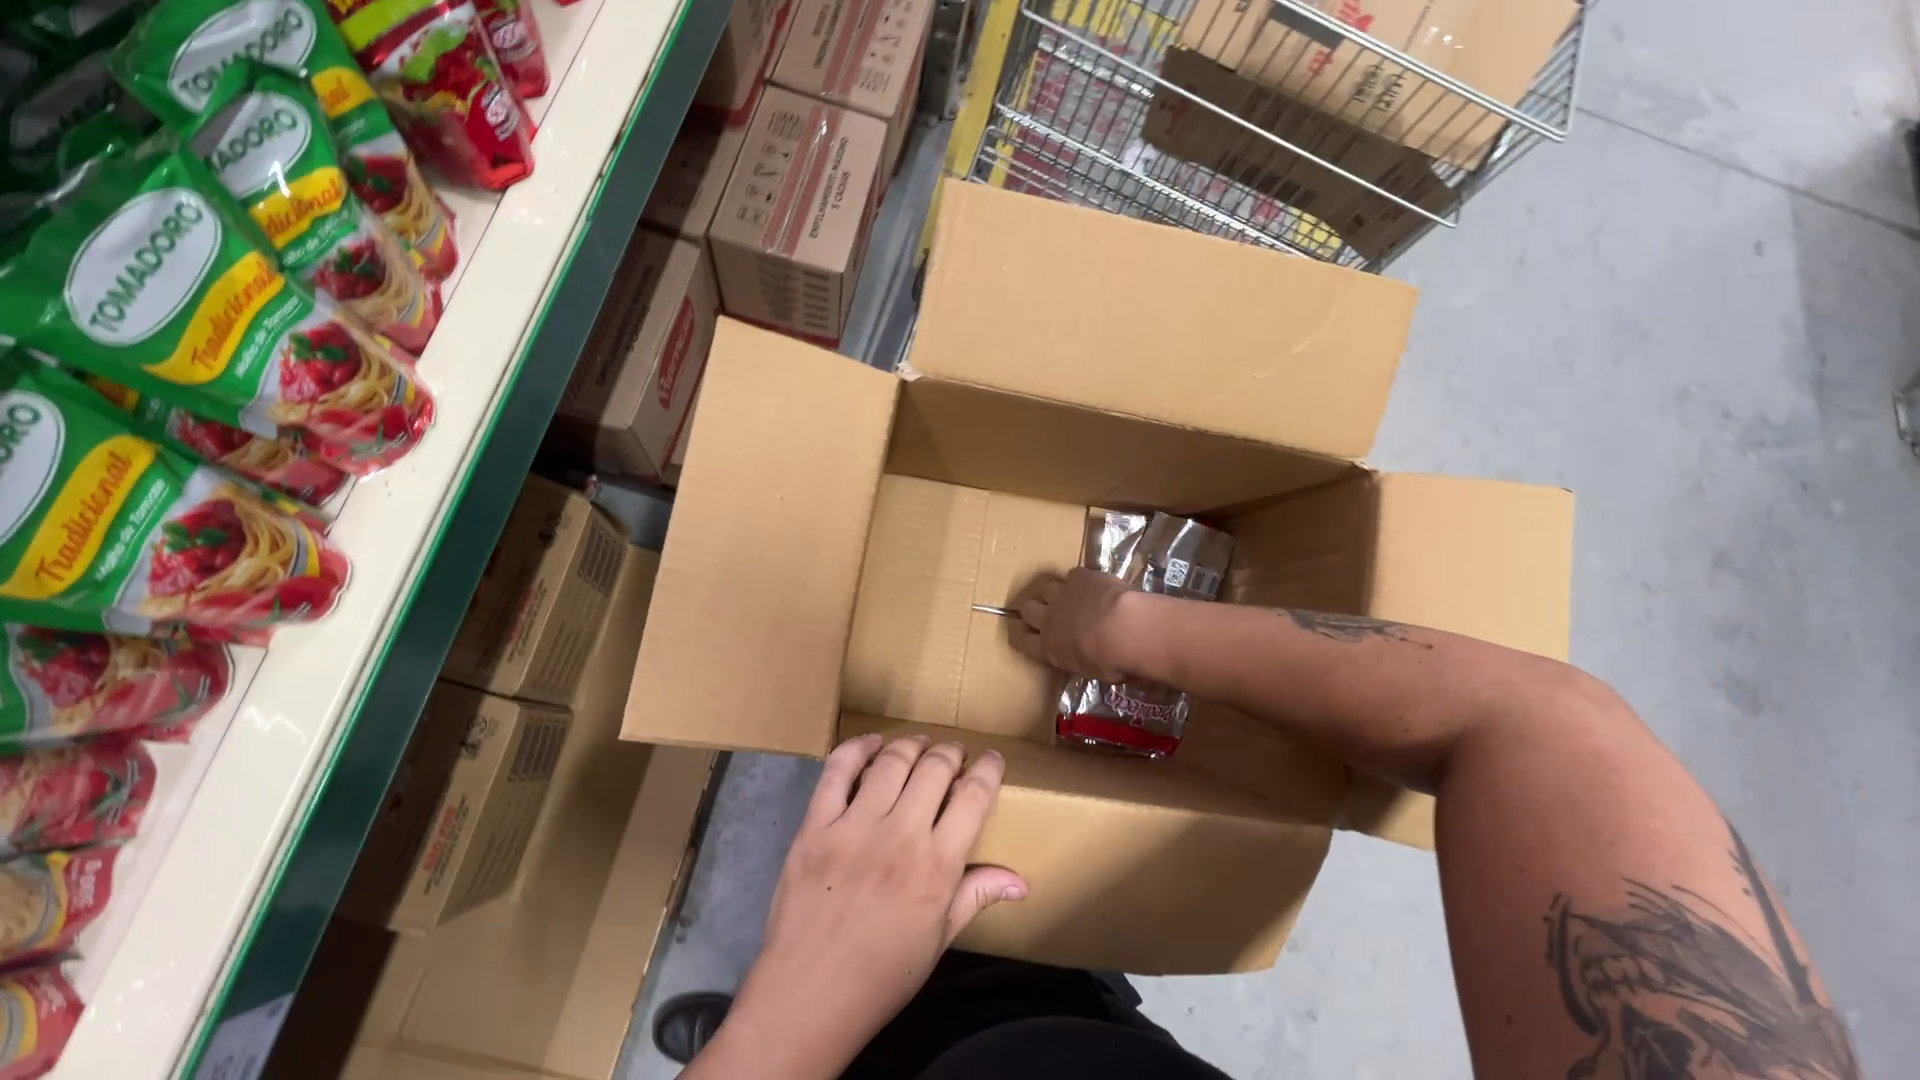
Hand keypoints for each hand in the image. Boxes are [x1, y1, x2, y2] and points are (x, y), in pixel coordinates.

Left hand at [693, 734, 1025, 1079]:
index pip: (973, 797)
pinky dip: (857, 748)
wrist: (808, 996)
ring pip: (891, 762)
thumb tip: (1021, 880)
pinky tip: (871, 744)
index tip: (993, 761)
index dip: (988, 770)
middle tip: (955, 754)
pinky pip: (837, 771)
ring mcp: (853, 828)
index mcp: (936, 867)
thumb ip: (975, 896)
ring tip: (920, 745)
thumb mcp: (937, 941)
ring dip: (911, 745)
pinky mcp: (814, 827)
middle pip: (934, 768)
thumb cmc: (881, 976)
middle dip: (951, 753)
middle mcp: (899, 837)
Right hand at [1010, 568, 1138, 681]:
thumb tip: (1087, 657)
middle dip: (1036, 611)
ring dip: (1057, 593)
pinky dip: (1082, 580)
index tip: (1034, 637)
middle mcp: (1049, 619)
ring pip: (1047, 588)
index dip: (1028, 638)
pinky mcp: (1080, 577)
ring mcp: (1062, 595)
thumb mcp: (1092, 671)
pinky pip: (1074, 574)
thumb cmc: (1111, 661)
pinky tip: (1095, 585)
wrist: (1124, 628)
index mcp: (1050, 648)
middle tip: (1051, 614)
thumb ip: (1082, 659)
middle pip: (1028, 609)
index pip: (1025, 642)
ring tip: (1073, 598)